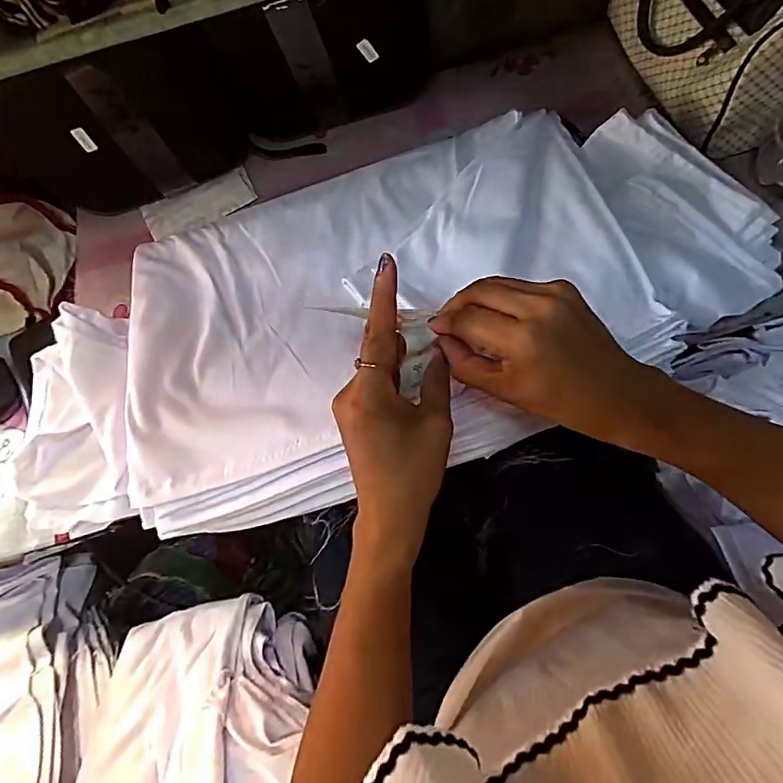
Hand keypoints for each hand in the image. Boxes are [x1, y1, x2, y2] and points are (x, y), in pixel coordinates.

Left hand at [333, 254, 452, 573]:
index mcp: (369, 390)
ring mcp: (347, 406)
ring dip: (396, 359)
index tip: (385, 265)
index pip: (379, 334)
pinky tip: (408, 380)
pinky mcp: (351, 418)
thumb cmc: (415, 471)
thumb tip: (435, 351)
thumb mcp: (435, 422)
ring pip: (375, 369)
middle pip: (376, 351)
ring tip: (421, 356)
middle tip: (424, 325)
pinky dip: (390, 376)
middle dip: (398, 335)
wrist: (388, 517)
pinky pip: (371, 384)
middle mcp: (350, 392)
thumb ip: (435, 380)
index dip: (385, 297)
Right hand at [430, 277, 670, 444]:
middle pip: (479, 291)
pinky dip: (502, 296)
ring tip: (466, 315)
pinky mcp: (564, 288)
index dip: (446, 323)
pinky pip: (519, 285)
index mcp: (522, 339)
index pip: (468, 319)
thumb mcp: (506, 391)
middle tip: (446, 320)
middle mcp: (537, 307)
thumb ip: (466, 365)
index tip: (435, 330)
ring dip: (476, 296)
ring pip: (497, 283)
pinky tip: (498, 315)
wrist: (616, 392)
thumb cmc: (561, 401)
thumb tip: (442, 341)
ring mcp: (553, 293)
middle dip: (456, 303)